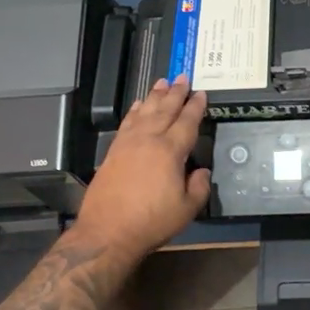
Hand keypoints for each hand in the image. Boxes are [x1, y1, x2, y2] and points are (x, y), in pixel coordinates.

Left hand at [76, 76, 210, 259]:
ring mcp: (128, 144)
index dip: (196, 107)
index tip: (201, 93)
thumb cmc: (151, 222)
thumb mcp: (187, 209)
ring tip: (162, 82)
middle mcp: (148, 140)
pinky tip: (137, 105)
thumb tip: (201, 171)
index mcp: (170, 151)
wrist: (107, 232)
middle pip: (164, 109)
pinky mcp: (113, 152)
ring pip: (144, 111)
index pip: (187, 122)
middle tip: (182, 77)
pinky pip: (126, 123)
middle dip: (175, 93)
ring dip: (154, 96)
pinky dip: (134, 111)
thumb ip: (199, 186)